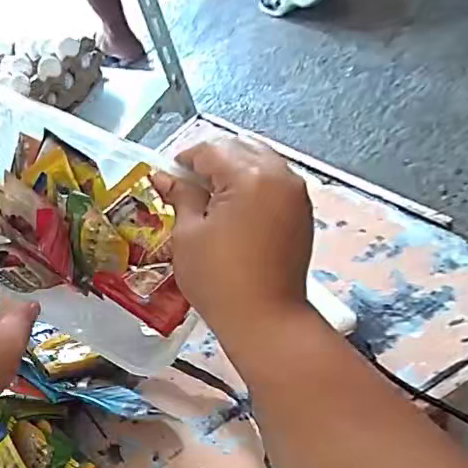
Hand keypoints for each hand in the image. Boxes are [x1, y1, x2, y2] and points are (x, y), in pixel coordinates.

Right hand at [155, 137, 314, 345]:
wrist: (266, 319)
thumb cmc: (221, 282)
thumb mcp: (188, 236)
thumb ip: (181, 197)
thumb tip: (166, 178)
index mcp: (249, 177)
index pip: (210, 150)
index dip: (184, 159)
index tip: (169, 174)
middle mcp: (279, 176)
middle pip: (239, 148)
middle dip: (211, 160)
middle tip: (187, 185)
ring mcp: (296, 194)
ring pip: (260, 162)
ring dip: (234, 170)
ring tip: (210, 198)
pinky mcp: (302, 213)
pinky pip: (274, 183)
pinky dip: (253, 186)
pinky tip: (234, 210)